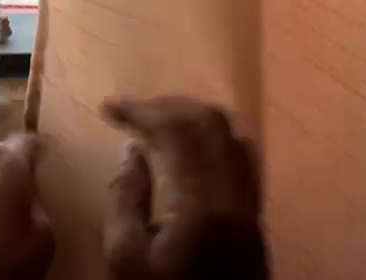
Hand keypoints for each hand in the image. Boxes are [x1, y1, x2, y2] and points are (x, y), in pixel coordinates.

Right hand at [100, 96, 266, 279]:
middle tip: (132, 113)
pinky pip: (240, 158)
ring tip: (157, 125)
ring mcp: (251, 208)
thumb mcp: (125, 259)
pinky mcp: (257, 220)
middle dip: (166, 106)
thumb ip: (126, 196)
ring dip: (191, 118)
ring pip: (230, 134)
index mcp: (201, 203)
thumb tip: (132, 151)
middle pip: (208, 121)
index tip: (109, 108)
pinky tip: (188, 152)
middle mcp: (234, 196)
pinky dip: (212, 140)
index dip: (140, 109)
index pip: (176, 128)